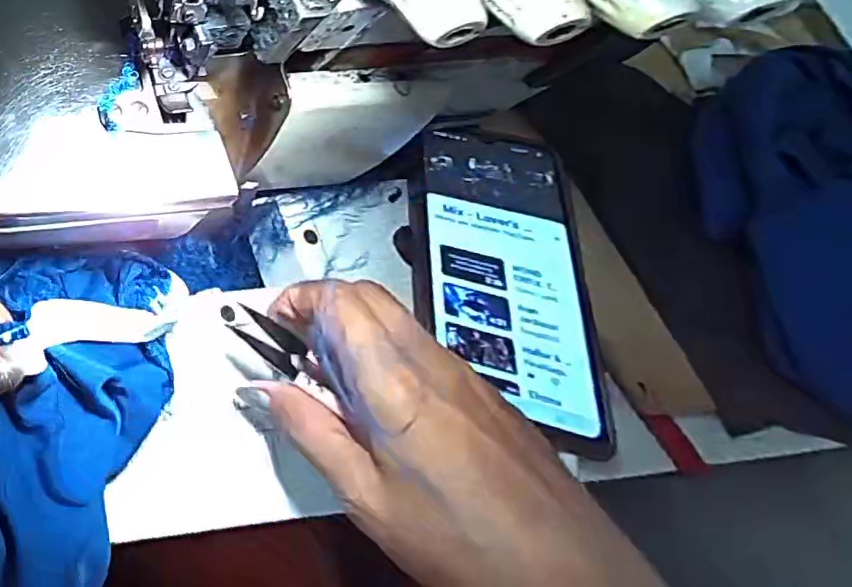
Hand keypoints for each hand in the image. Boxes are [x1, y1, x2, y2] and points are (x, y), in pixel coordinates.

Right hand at [253, 280, 660, 586]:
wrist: (582, 584)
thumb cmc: (476, 550)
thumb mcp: (369, 499)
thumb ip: (311, 434)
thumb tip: (270, 392)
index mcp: (397, 384)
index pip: (338, 297)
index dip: (297, 298)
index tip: (275, 325)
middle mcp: (433, 364)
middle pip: (364, 293)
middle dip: (320, 304)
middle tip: (297, 345)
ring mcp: (464, 375)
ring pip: (393, 316)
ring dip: (352, 328)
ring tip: (335, 382)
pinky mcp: (485, 392)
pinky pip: (420, 345)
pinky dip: (385, 350)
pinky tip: (383, 406)